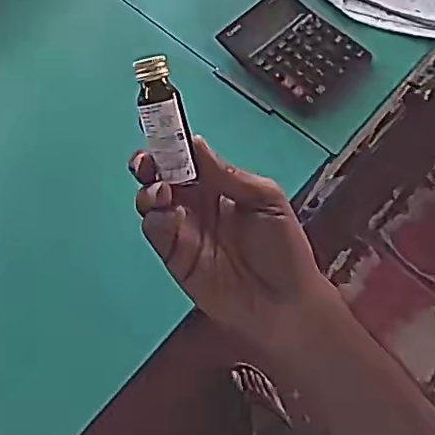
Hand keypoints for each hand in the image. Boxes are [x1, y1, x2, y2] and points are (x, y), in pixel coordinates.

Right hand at [130, 137, 339, 354]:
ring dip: (149, 190)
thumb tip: (196, 144)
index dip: (170, 143)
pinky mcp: (175, 256)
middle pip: (160, 175)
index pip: (186, 157)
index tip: (159, 130)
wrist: (287, 304)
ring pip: (151, 200)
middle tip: (147, 162)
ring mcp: (183, 228)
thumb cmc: (284, 248)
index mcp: (217, 184)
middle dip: (148, 163)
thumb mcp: (266, 199)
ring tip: (161, 191)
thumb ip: (228, 174)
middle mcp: (195, 202)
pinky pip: (155, 231)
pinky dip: (156, 220)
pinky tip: (170, 218)